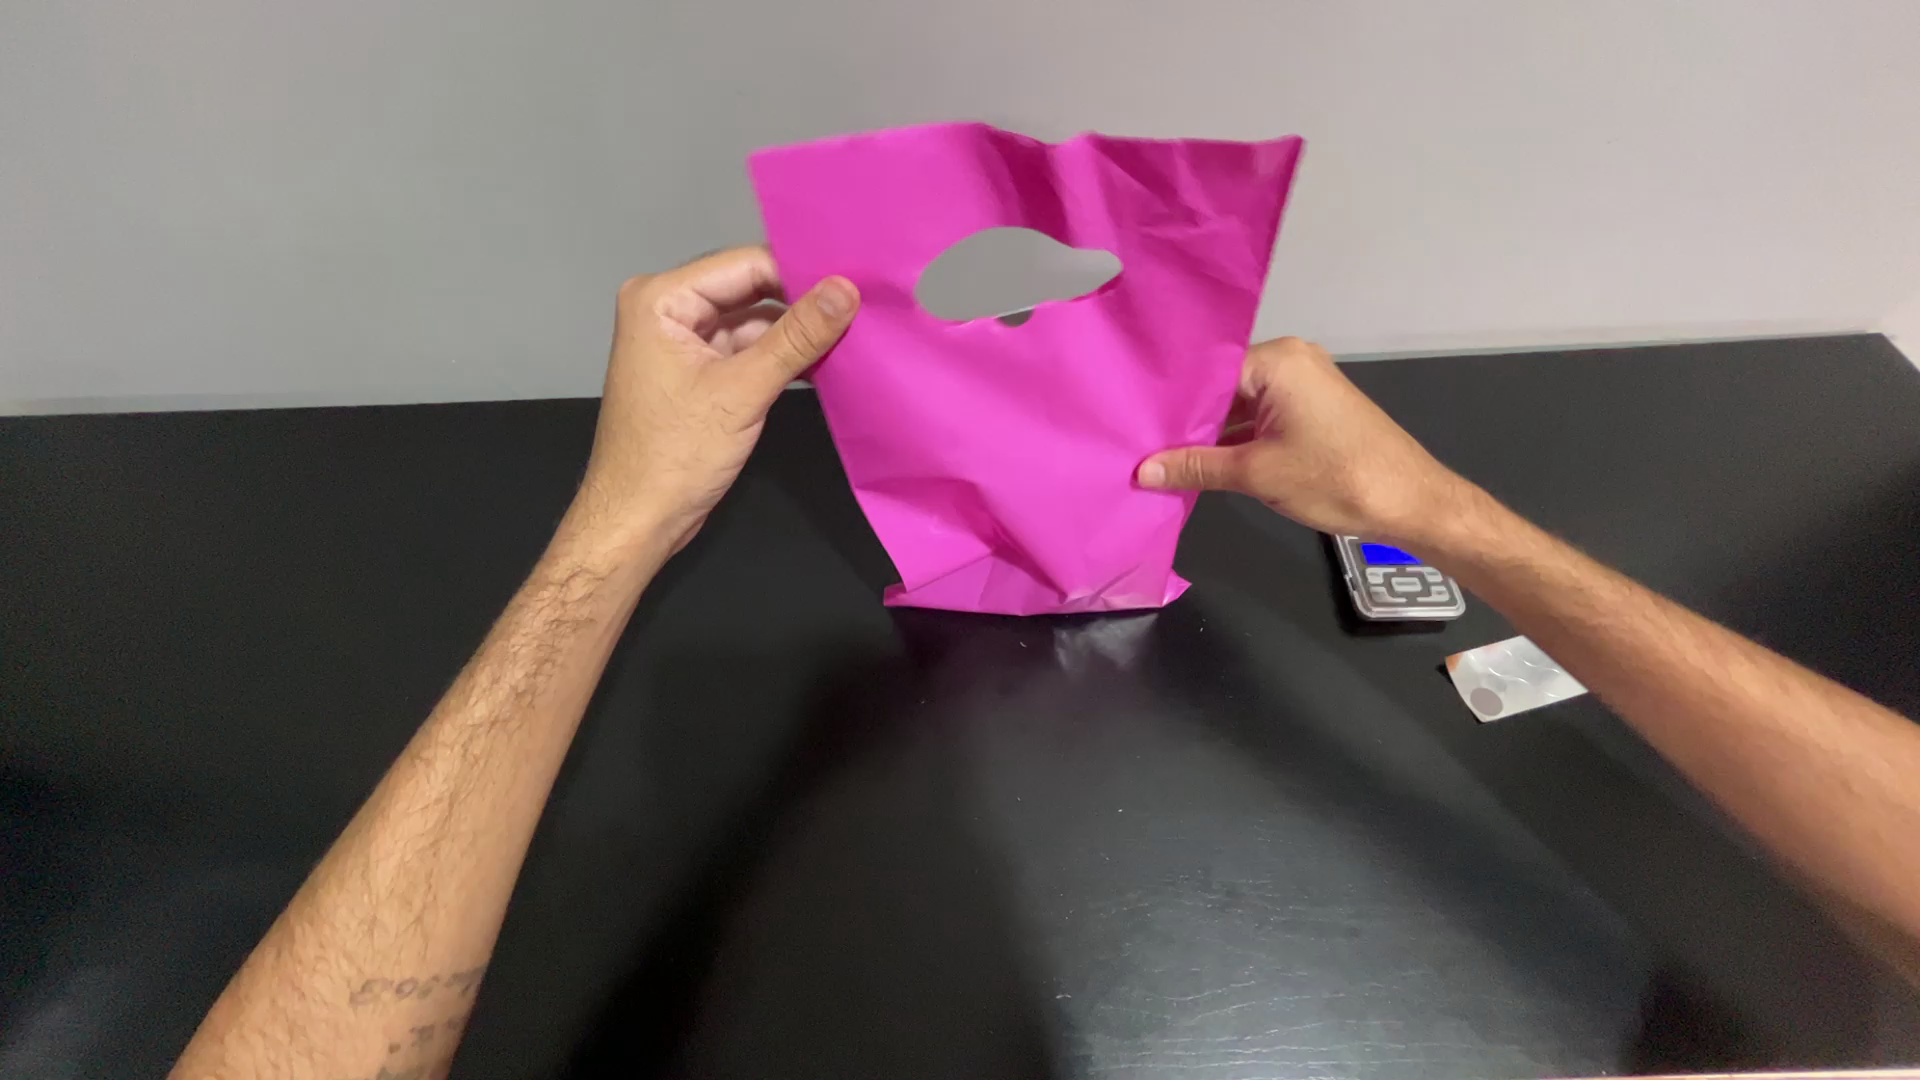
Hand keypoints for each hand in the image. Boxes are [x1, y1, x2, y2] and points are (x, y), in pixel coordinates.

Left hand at [569, 247, 857, 553]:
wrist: (640, 519)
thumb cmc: (677, 454)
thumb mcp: (743, 391)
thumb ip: (797, 337)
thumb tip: (846, 289)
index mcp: (662, 298)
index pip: (746, 265)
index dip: (801, 273)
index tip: (855, 284)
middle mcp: (670, 310)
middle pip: (751, 290)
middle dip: (802, 303)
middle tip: (862, 307)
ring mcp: (685, 344)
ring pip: (754, 323)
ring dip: (798, 334)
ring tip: (856, 334)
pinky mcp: (701, 375)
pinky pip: (749, 352)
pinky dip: (783, 359)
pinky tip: (826, 363)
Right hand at [1137, 337, 1472, 547]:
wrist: (1411, 503)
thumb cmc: (1336, 478)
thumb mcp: (1255, 473)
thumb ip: (1194, 468)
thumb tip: (1141, 472)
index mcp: (1277, 361)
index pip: (1205, 373)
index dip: (1168, 402)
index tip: (1130, 422)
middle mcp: (1289, 362)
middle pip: (1219, 389)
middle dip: (1184, 421)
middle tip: (1136, 442)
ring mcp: (1301, 387)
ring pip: (1236, 407)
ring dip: (1207, 436)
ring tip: (1157, 456)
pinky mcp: (1308, 411)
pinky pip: (1256, 419)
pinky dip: (1232, 441)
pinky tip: (1198, 462)